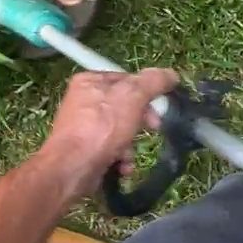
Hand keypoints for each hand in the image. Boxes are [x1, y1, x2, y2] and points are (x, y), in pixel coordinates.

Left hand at [31, 69, 178, 201]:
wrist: (72, 168)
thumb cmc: (101, 127)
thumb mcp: (132, 97)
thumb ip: (153, 82)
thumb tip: (171, 74)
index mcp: (90, 81)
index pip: (127, 79)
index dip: (147, 92)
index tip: (160, 106)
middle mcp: (83, 101)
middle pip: (125, 107)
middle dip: (140, 122)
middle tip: (152, 128)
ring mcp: (82, 127)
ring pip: (120, 131)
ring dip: (130, 145)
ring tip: (127, 154)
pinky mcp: (84, 150)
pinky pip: (110, 150)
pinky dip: (120, 158)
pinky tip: (121, 166)